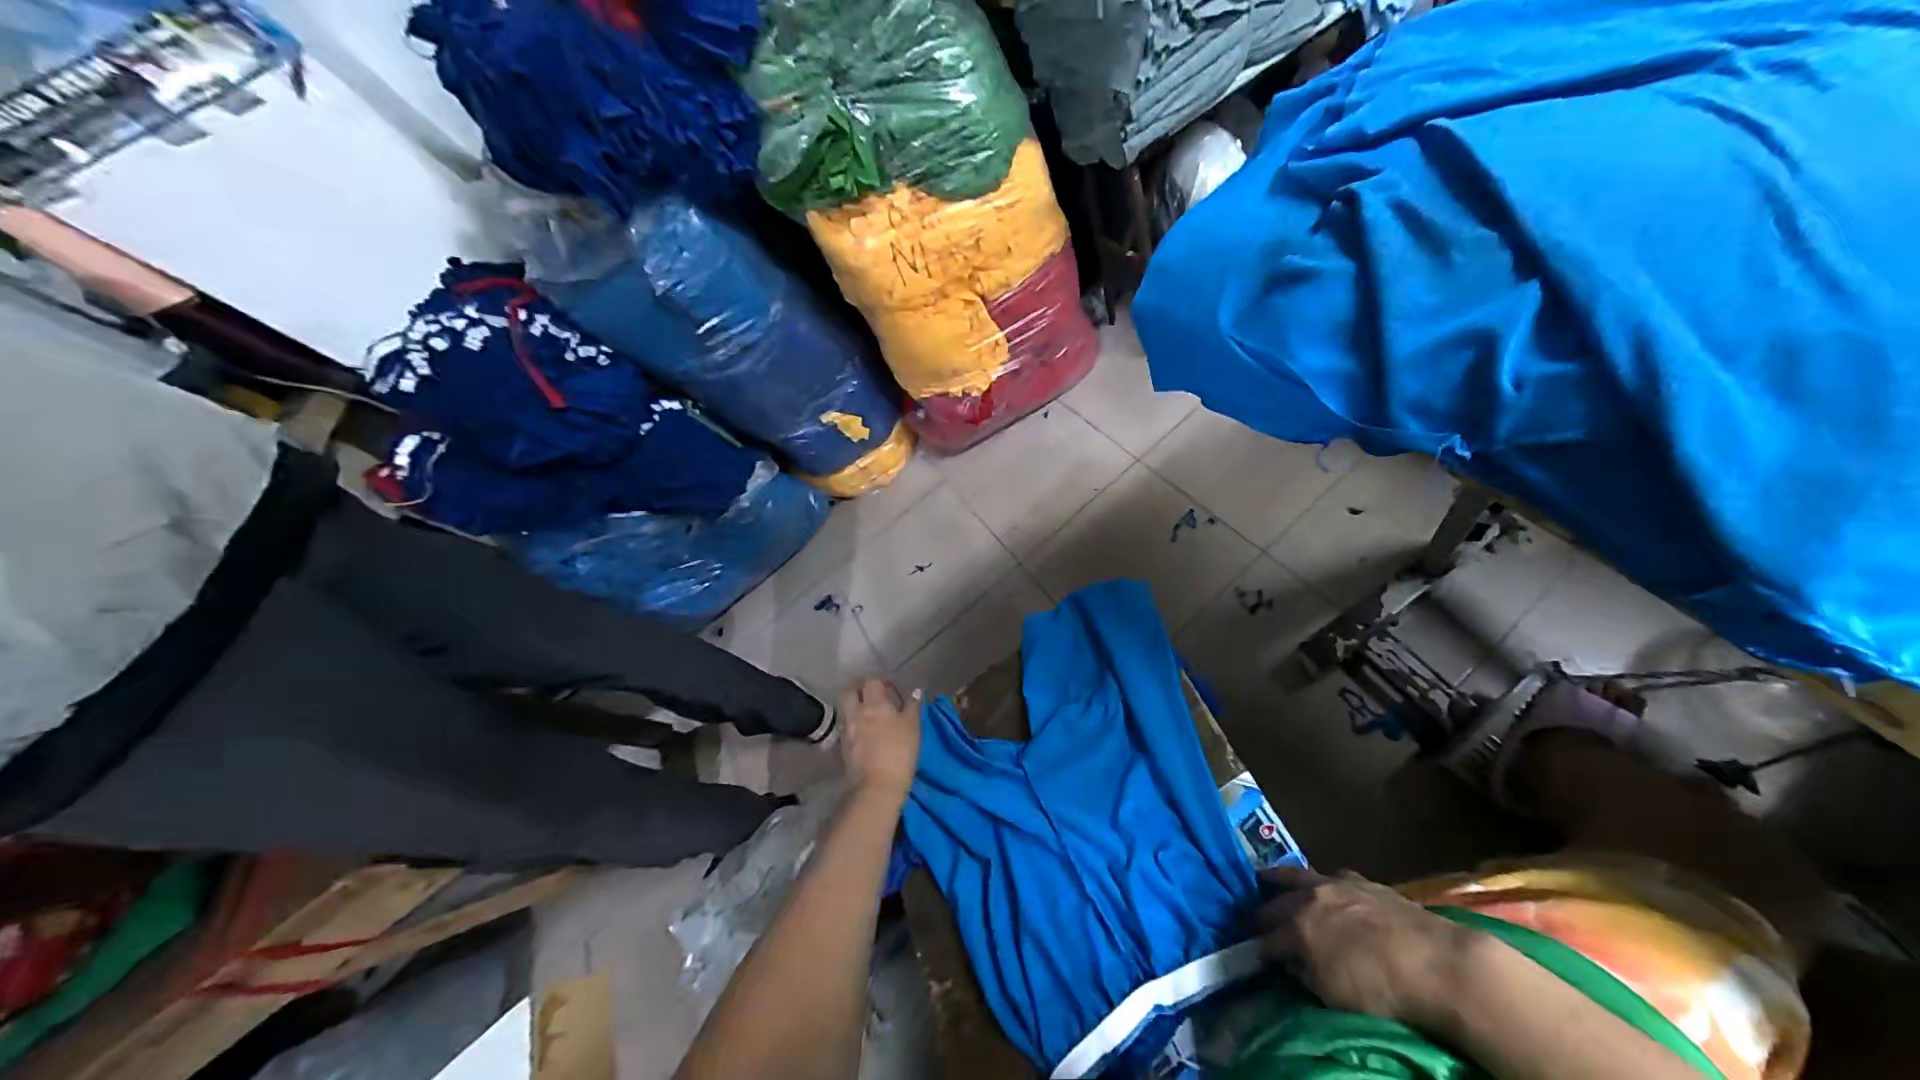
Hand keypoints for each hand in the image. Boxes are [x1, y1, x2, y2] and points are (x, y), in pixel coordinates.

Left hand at [839, 677, 921, 800]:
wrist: (876, 787)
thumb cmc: (899, 753)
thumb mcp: (913, 727)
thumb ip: (912, 706)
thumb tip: (915, 692)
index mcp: (873, 704)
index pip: (872, 681)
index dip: (882, 681)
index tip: (892, 688)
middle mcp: (855, 713)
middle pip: (850, 690)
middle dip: (860, 688)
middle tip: (874, 695)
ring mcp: (846, 729)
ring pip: (846, 708)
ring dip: (856, 706)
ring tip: (871, 715)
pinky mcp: (842, 746)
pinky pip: (847, 726)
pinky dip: (855, 723)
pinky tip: (866, 732)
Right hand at [1256, 866, 1480, 1029]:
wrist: (1439, 964)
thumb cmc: (1382, 989)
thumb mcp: (1333, 995)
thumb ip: (1305, 974)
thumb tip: (1289, 963)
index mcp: (1297, 928)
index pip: (1266, 939)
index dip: (1258, 949)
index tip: (1253, 956)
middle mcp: (1309, 899)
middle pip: (1275, 902)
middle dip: (1261, 911)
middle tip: (1251, 918)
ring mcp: (1336, 885)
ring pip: (1296, 874)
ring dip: (1280, 879)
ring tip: (1267, 879)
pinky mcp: (1364, 882)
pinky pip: (1332, 876)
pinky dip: (1321, 881)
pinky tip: (1324, 886)